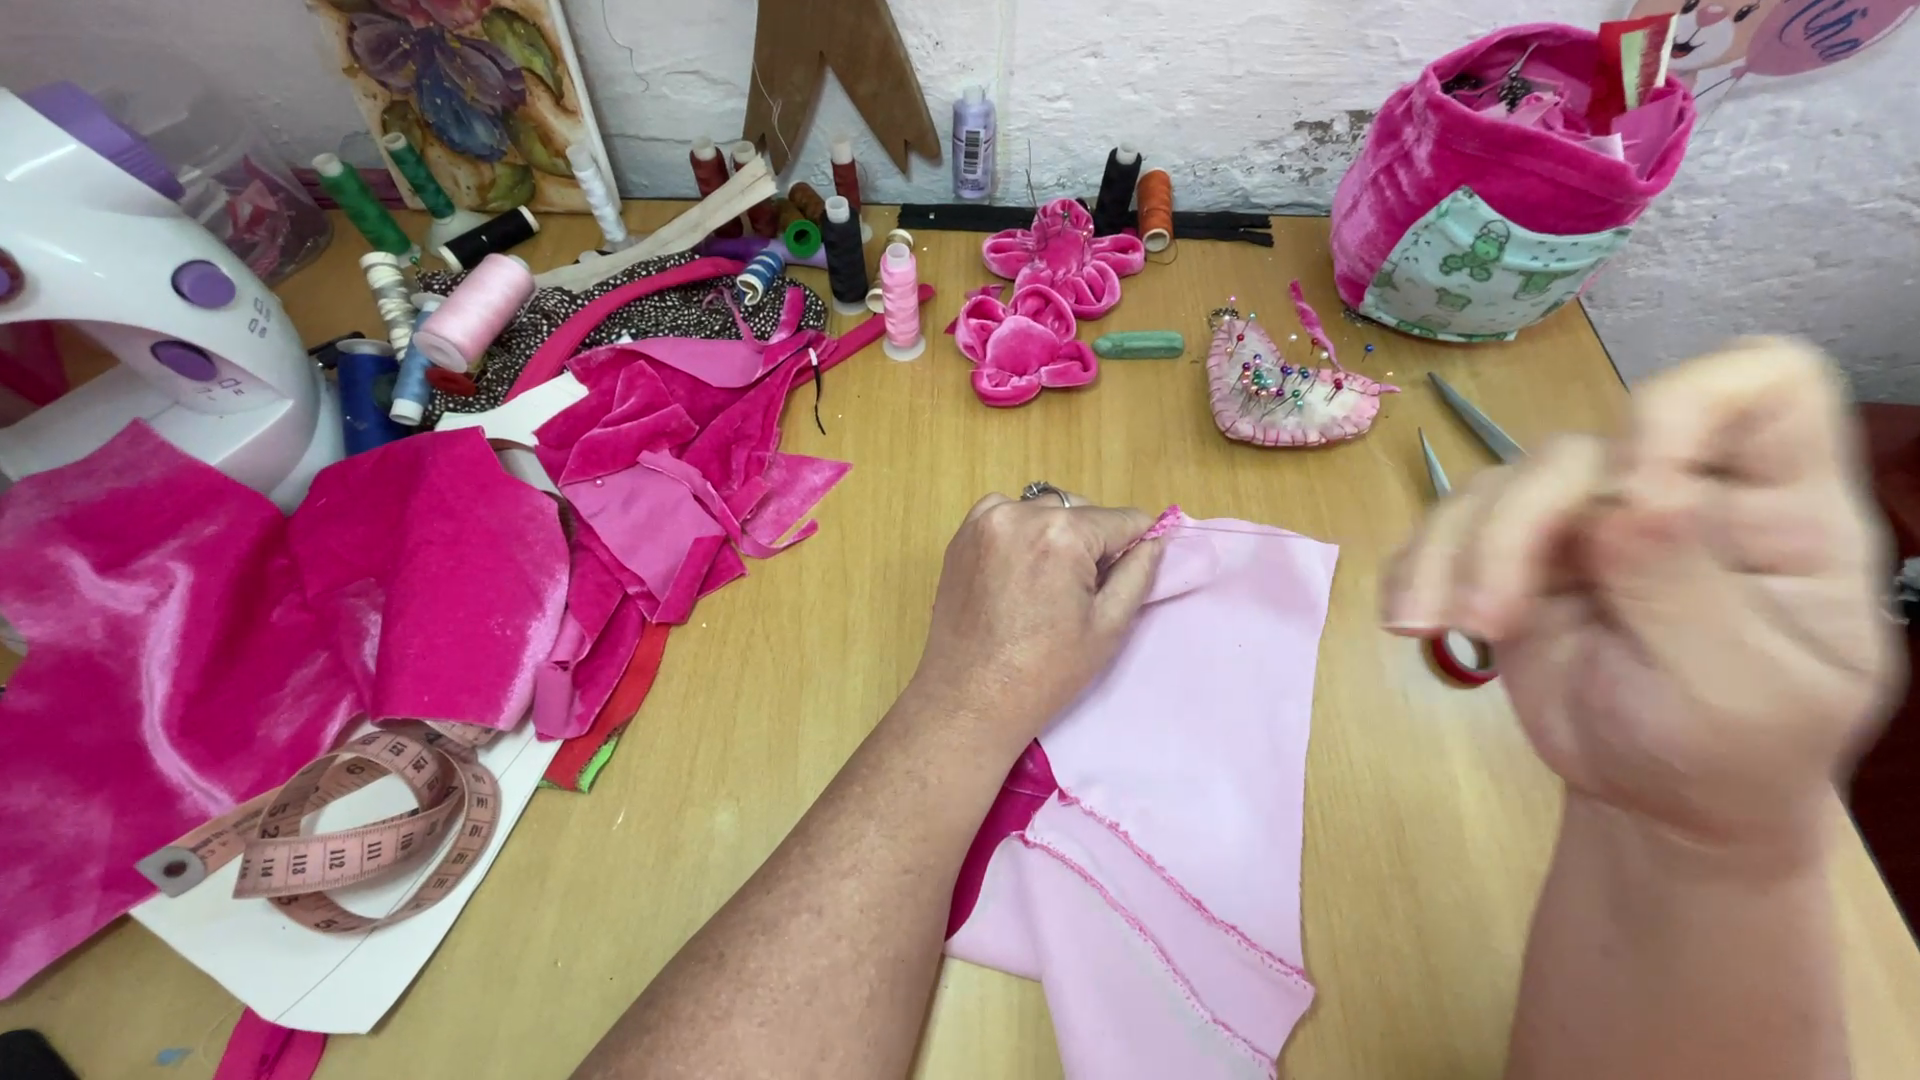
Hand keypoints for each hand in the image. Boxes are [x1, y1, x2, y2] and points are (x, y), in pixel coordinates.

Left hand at [909, 492, 1163, 749]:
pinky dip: (1022, 532)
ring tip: (1049, 583)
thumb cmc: (1044, 672)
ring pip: (1044, 510)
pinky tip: (1020, 572)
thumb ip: (1138, 574)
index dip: (1136, 544)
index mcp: (1061, 534)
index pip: (1123, 519)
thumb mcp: (1108, 627)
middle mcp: (1019, 513)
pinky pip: (1008, 515)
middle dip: (1093, 540)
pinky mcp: (962, 534)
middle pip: (1081, 510)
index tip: (1131, 571)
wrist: (969, 697)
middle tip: (1084, 589)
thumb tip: (1155, 540)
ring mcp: (984, 521)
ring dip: (1057, 533)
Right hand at [1384, 339, 1900, 854]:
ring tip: (1431, 628)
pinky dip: (1413, 569)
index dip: (1685, 406)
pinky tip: (1409, 621)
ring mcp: (1580, 525)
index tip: (1630, 492)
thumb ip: (1687, 589)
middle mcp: (1669, 495)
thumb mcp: (1738, 690)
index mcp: (1776, 512)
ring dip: (1448, 555)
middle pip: (1573, 452)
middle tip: (1487, 619)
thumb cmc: (1729, 752)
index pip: (1757, 386)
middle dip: (1513, 529)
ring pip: (1491, 489)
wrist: (1656, 796)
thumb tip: (1624, 500)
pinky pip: (1442, 529)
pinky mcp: (1509, 557)